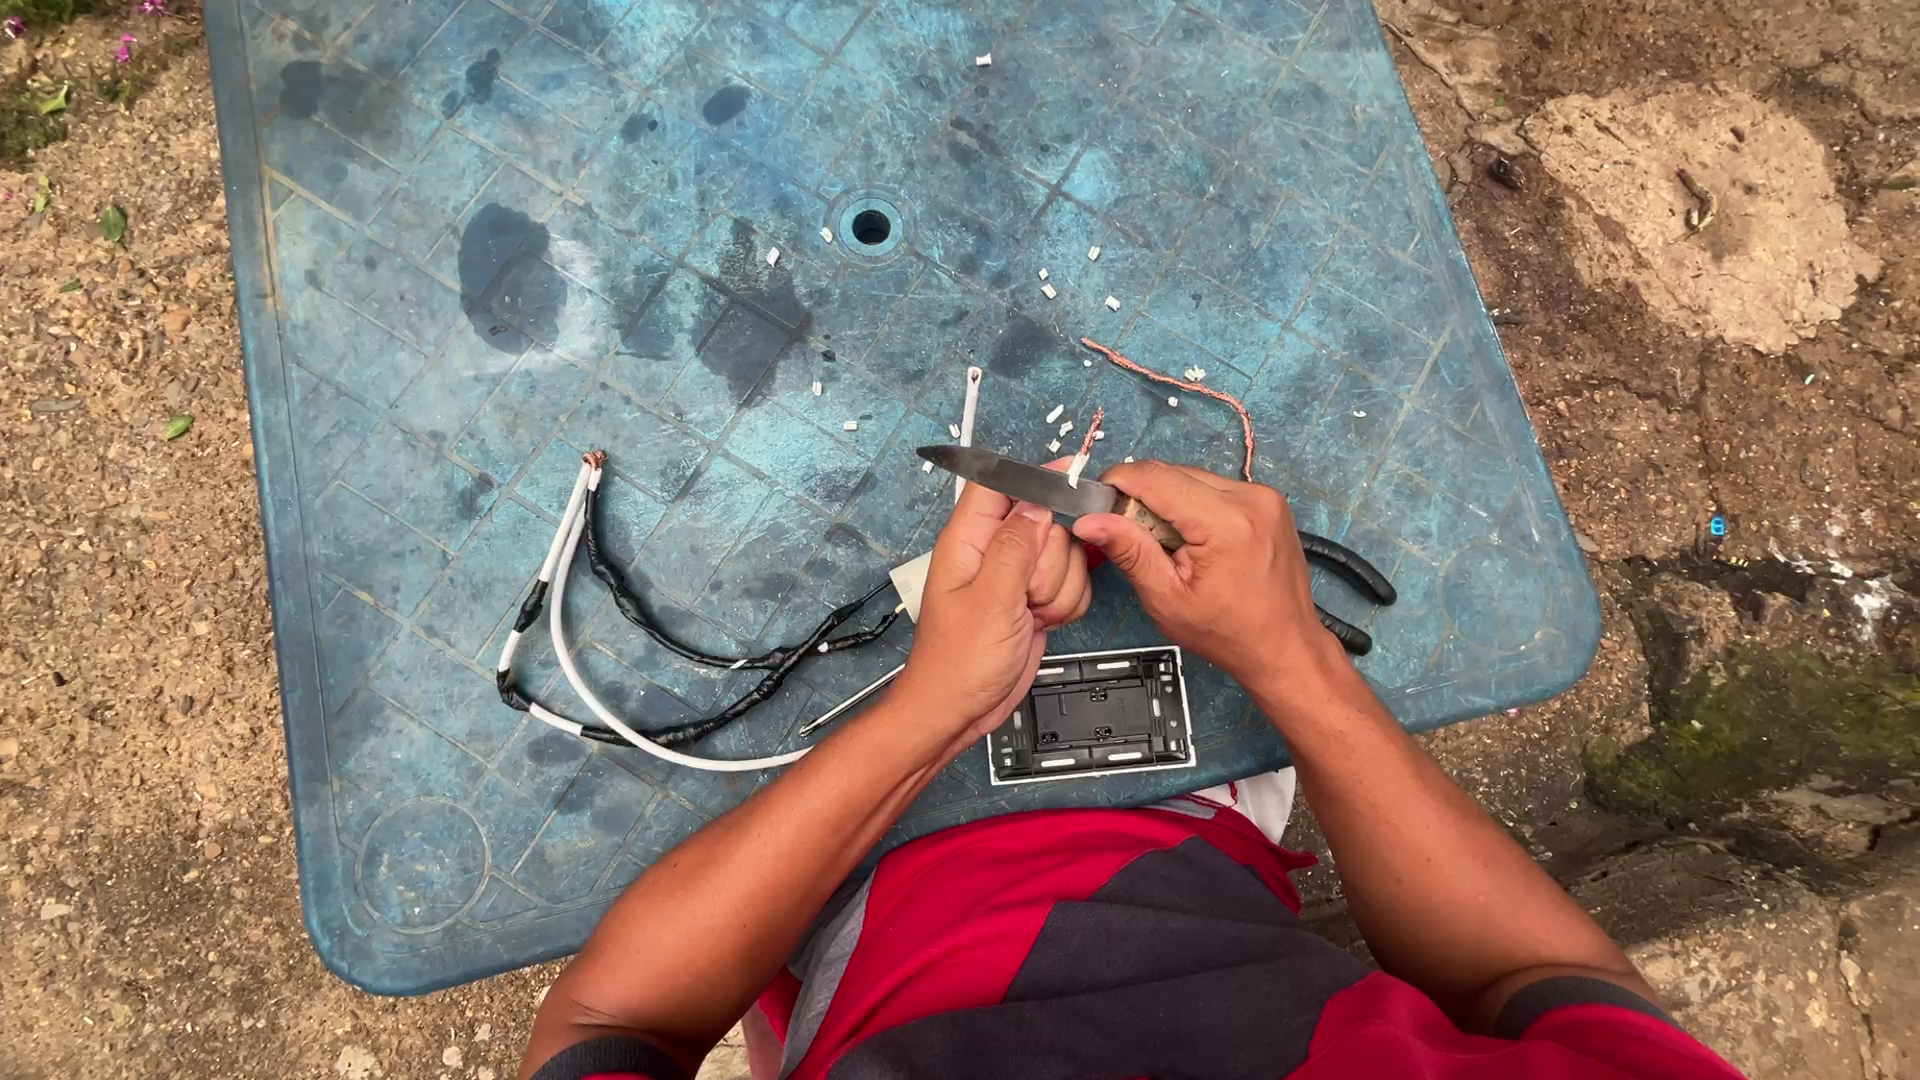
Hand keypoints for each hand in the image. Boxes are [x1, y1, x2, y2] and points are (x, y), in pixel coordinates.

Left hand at [896, 468, 1091, 742]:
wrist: (961, 709)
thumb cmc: (959, 662)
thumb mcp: (990, 600)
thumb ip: (1016, 547)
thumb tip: (1037, 503)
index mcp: (968, 541)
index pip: (998, 484)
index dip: (1034, 476)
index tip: (1071, 478)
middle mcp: (993, 552)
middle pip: (1044, 521)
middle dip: (1050, 559)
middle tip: (1026, 591)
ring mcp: (1017, 576)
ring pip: (1065, 555)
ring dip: (1058, 588)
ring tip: (1029, 613)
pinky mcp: (1036, 598)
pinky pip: (1072, 584)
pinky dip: (1066, 605)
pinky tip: (1042, 623)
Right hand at [1071, 461, 1343, 692]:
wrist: (1285, 647)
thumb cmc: (1226, 633)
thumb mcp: (1166, 599)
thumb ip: (1129, 552)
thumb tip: (1088, 520)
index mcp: (1226, 522)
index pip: (1156, 477)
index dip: (1118, 482)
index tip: (1095, 501)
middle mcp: (1250, 497)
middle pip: (1173, 473)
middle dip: (1140, 494)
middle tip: (1123, 529)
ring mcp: (1264, 496)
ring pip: (1192, 477)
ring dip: (1165, 499)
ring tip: (1160, 540)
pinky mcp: (1268, 501)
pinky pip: (1213, 487)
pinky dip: (1190, 503)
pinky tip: (1188, 537)